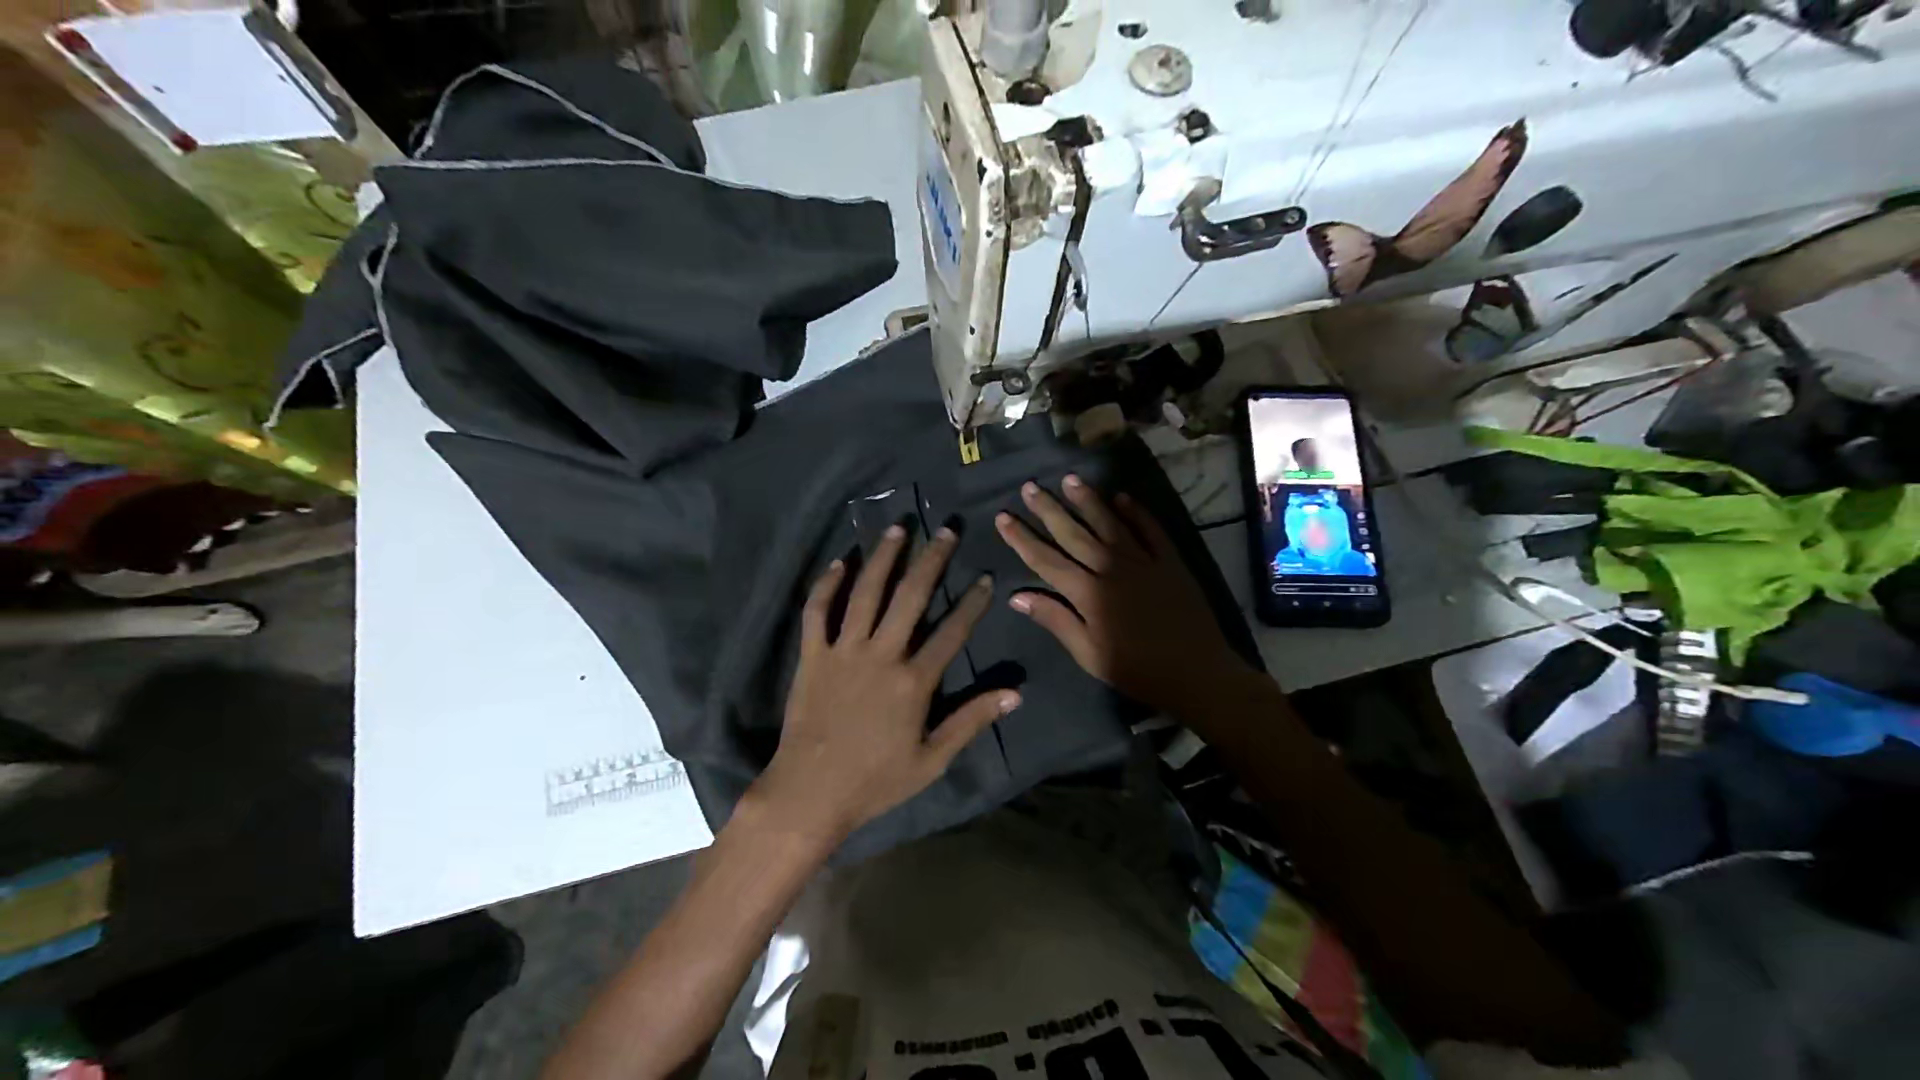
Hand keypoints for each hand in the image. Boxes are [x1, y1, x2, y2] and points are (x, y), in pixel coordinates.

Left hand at [751, 524, 1017, 843]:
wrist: (810, 793)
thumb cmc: (875, 781)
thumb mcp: (932, 760)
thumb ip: (971, 721)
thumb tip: (1015, 694)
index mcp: (913, 681)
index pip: (952, 632)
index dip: (972, 603)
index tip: (985, 577)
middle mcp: (880, 655)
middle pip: (910, 597)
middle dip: (931, 561)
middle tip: (946, 531)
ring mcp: (843, 651)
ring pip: (865, 593)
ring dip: (883, 558)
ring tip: (897, 529)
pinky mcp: (812, 656)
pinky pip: (817, 612)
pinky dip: (826, 585)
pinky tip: (839, 562)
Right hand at [996, 476, 1258, 716]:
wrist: (1197, 673)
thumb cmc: (1136, 669)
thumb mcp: (1088, 654)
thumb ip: (1055, 620)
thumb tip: (1016, 596)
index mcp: (1088, 593)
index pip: (1046, 560)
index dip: (1022, 538)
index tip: (1003, 517)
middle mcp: (1112, 568)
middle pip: (1074, 533)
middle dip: (1049, 510)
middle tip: (1030, 486)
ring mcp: (1143, 561)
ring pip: (1109, 523)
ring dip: (1088, 500)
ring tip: (1069, 479)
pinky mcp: (1170, 561)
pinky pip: (1150, 529)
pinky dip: (1136, 512)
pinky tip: (1122, 497)